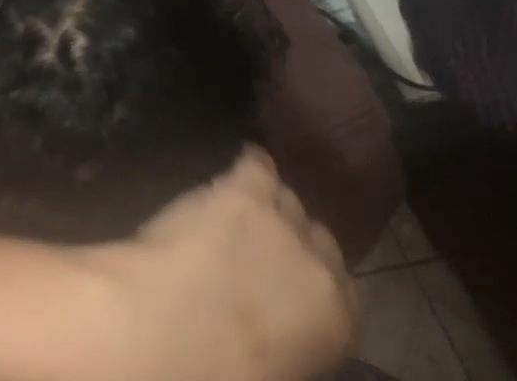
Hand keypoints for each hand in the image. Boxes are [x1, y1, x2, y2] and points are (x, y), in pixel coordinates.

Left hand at [72, 149, 356, 380]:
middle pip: (319, 239)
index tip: (292, 282)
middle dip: (294, 242)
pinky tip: (248, 156)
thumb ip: (291, 339)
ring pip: (286, 200)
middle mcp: (321, 267)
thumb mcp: (276, 363)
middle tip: (262, 247)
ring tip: (245, 210)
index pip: (344, 293)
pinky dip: (252, 162)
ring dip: (269, 206)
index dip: (315, 282)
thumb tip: (277, 331)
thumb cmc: (218, 366)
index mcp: (337, 323)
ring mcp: (281, 224)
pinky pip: (257, 167)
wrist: (173, 328)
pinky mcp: (242, 192)